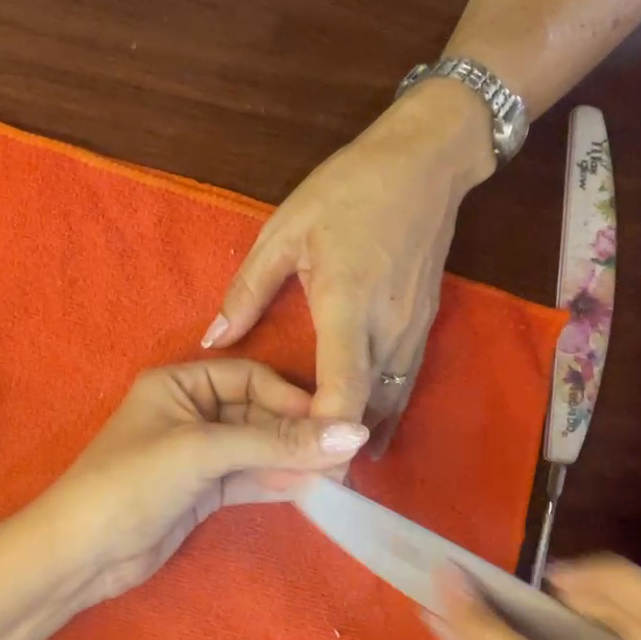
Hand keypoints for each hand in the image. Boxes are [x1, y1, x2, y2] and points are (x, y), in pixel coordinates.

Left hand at [27, 360, 370, 604]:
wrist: (83, 552)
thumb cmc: (133, 481)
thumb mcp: (201, 451)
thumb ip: (274, 443)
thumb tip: (352, 433)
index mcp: (177, 383)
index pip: (248, 377)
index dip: (290, 396)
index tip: (334, 421)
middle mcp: (189, 412)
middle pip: (257, 413)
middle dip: (298, 431)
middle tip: (348, 453)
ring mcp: (196, 455)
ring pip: (257, 449)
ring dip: (294, 459)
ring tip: (341, 473)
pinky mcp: (203, 492)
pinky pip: (249, 478)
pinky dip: (278, 481)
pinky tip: (313, 488)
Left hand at [207, 80, 495, 440]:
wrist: (425, 161)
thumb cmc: (346, 191)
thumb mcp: (282, 234)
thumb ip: (247, 291)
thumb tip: (213, 338)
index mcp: (348, 304)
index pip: (342, 387)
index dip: (322, 433)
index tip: (295, 464)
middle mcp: (388, 327)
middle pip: (368, 407)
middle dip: (335, 446)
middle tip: (295, 478)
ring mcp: (415, 328)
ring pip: (389, 401)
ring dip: (358, 433)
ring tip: (320, 465)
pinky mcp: (426, 325)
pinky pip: (403, 382)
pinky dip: (381, 410)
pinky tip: (358, 430)